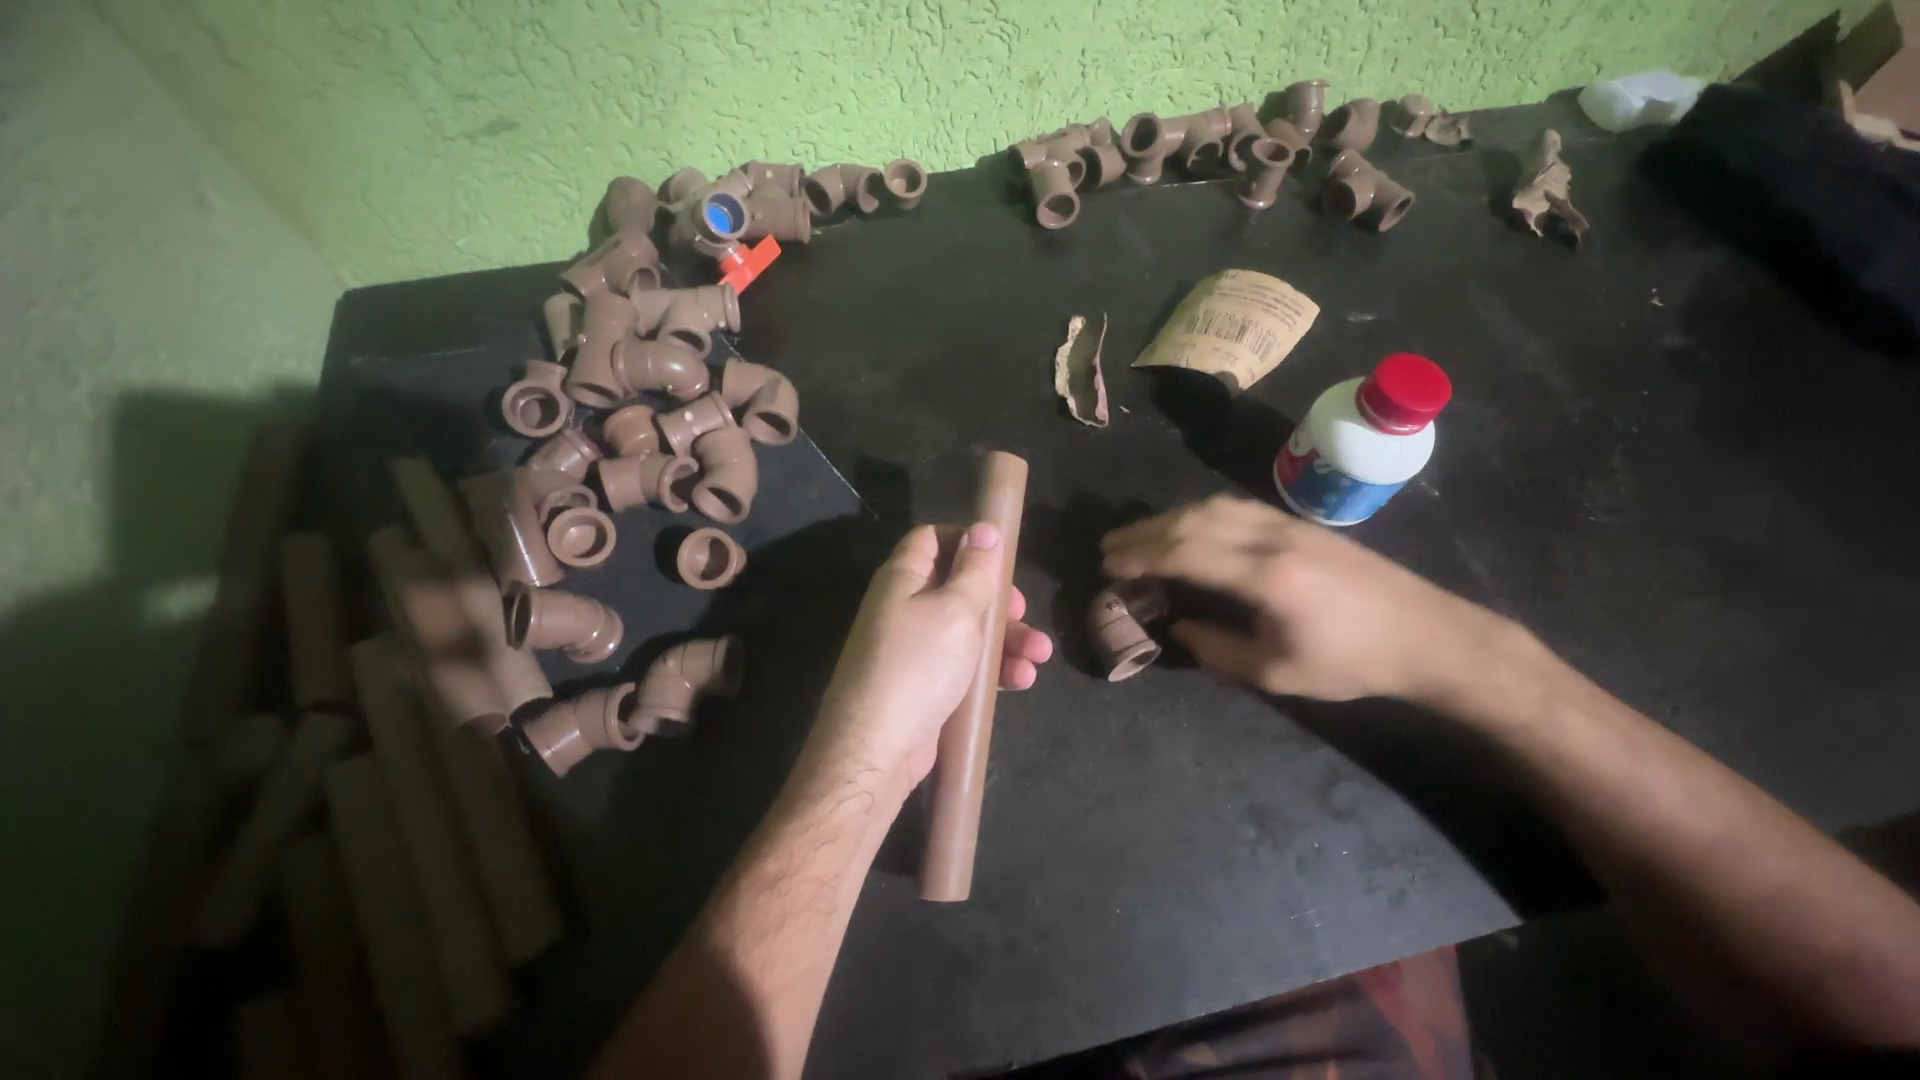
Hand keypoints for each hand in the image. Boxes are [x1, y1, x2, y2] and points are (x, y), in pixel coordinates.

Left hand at [807, 522, 1053, 796]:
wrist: (877, 748)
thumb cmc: (918, 665)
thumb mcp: (955, 610)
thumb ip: (975, 570)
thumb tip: (983, 528)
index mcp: (903, 578)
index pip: (932, 539)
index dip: (968, 541)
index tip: (1002, 556)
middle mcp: (904, 608)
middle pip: (958, 587)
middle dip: (998, 600)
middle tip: (1022, 613)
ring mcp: (913, 649)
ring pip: (967, 630)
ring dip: (1006, 639)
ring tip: (1039, 656)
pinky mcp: (924, 686)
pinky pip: (963, 666)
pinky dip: (992, 670)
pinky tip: (1022, 681)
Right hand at [1101, 496, 1514, 703]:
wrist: (1427, 634)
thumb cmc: (1352, 663)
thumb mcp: (1278, 673)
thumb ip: (1217, 650)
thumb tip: (1177, 627)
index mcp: (1266, 578)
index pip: (1186, 554)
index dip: (1140, 556)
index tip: (1107, 564)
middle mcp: (1272, 538)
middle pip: (1193, 522)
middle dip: (1143, 532)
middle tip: (1108, 546)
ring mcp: (1288, 524)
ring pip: (1214, 506)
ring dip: (1168, 517)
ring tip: (1137, 534)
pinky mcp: (1300, 523)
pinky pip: (1236, 506)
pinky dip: (1199, 512)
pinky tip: (1187, 525)